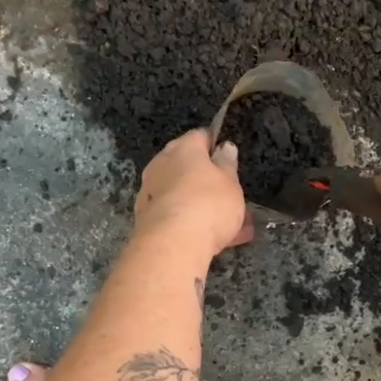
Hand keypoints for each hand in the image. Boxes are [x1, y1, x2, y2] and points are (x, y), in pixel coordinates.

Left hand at [134, 130, 253, 254]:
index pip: (200, 136)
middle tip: (232, 197)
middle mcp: (162, 164)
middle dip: (210, 181)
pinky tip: (214, 240)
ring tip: (233, 226)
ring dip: (204, 206)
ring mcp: (151, 192)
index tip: (229, 159)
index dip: (216, 145)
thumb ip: (228, 164)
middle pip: (189, 168)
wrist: (172, 244)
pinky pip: (177, 215)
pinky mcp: (147, 219)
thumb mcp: (230, 182)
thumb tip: (225, 148)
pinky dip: (193, 223)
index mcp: (183, 148)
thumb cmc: (208, 204)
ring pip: (184, 195)